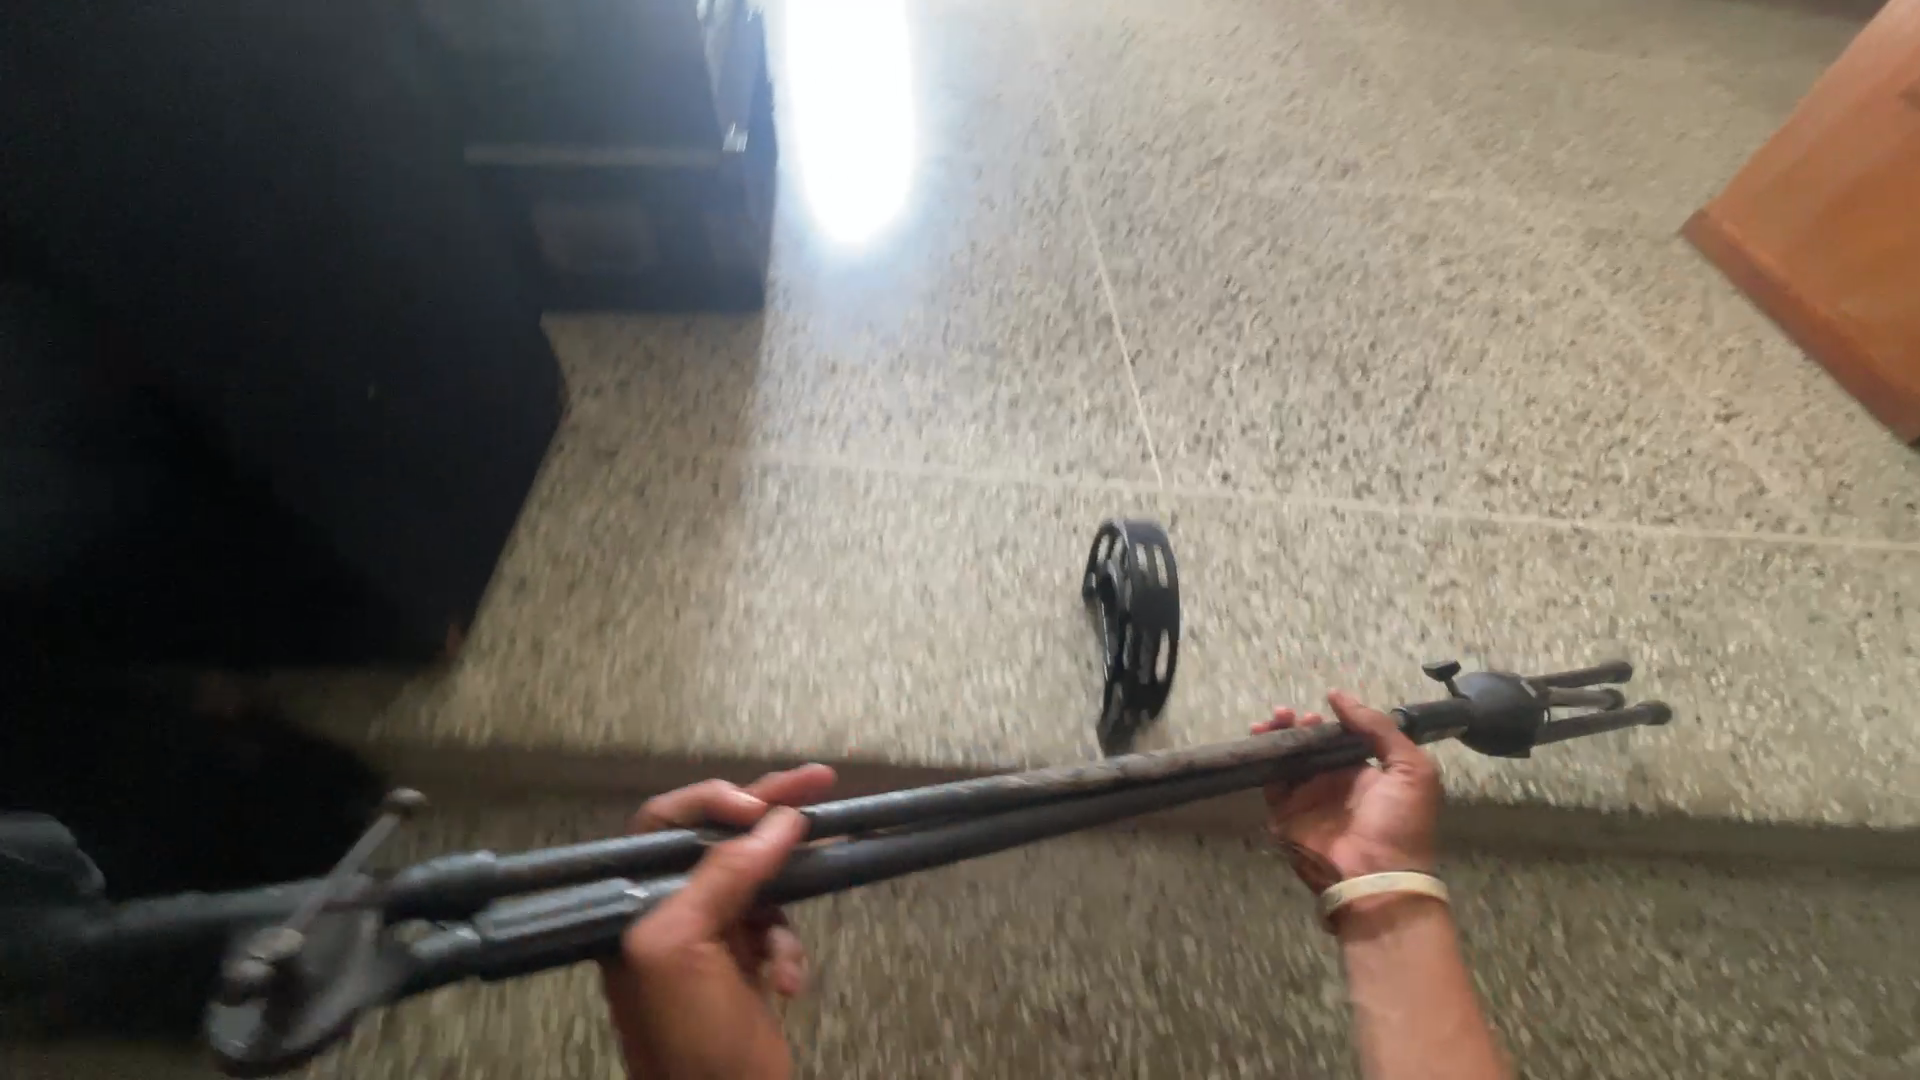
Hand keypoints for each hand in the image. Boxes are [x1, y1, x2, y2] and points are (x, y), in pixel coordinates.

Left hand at [601, 764, 836, 1079]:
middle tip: (821, 781)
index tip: (760, 807)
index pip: (666, 823)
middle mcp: (667, 910)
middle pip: (721, 837)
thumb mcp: (686, 951)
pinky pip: (774, 924)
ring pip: (757, 878)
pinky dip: (787, 946)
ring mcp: (707, 935)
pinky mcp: (741, 958)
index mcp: (635, 904)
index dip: (713, 802)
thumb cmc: (690, 1040)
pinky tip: (788, 980)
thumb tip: (778, 819)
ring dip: (785, 899)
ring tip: (794, 928)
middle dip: (771, 810)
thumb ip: (722, 876)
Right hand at [1254, 690, 1440, 892]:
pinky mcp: (1285, 811)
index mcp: (1362, 772)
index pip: (1338, 738)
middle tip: (1287, 714)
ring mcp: (1307, 796)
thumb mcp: (1411, 770)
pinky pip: (1269, 779)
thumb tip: (1339, 696)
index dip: (1326, 721)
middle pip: (1307, 744)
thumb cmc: (1399, 822)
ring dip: (1276, 735)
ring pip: (1285, 757)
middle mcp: (1332, 781)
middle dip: (1295, 724)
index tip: (1316, 710)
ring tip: (1271, 721)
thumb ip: (1379, 729)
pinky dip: (1261, 759)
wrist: (1375, 874)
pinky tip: (1259, 740)